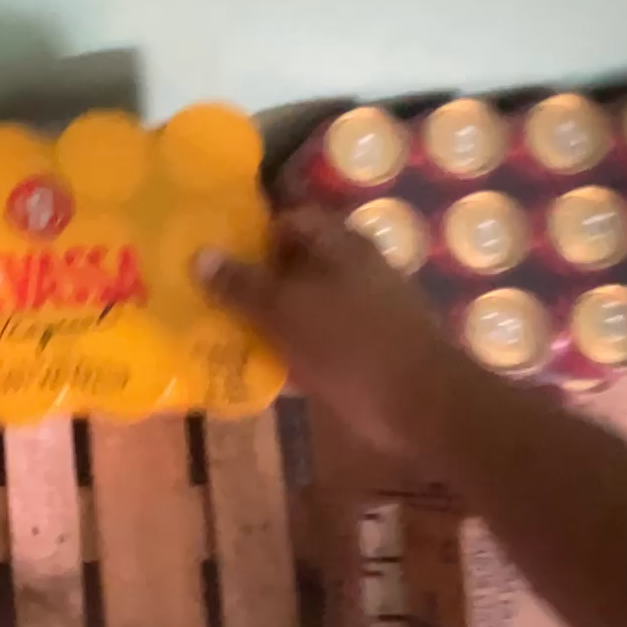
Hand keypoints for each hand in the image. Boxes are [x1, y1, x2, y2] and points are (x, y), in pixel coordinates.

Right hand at [197, 204, 483, 449]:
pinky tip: (261, 362)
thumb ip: (242, 284)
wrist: (425, 408)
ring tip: (224, 327)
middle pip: (294, 261)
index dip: (251, 231)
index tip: (216, 251)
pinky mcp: (366, 346)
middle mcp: (355, 267)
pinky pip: (317, 336)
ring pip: (304, 300)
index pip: (289, 219)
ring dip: (269, 313)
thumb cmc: (351, 345)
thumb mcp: (285, 311)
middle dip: (254, 276)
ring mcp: (364, 308)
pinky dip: (290, 345)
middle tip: (210, 291)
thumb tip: (201, 254)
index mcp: (341, 244)